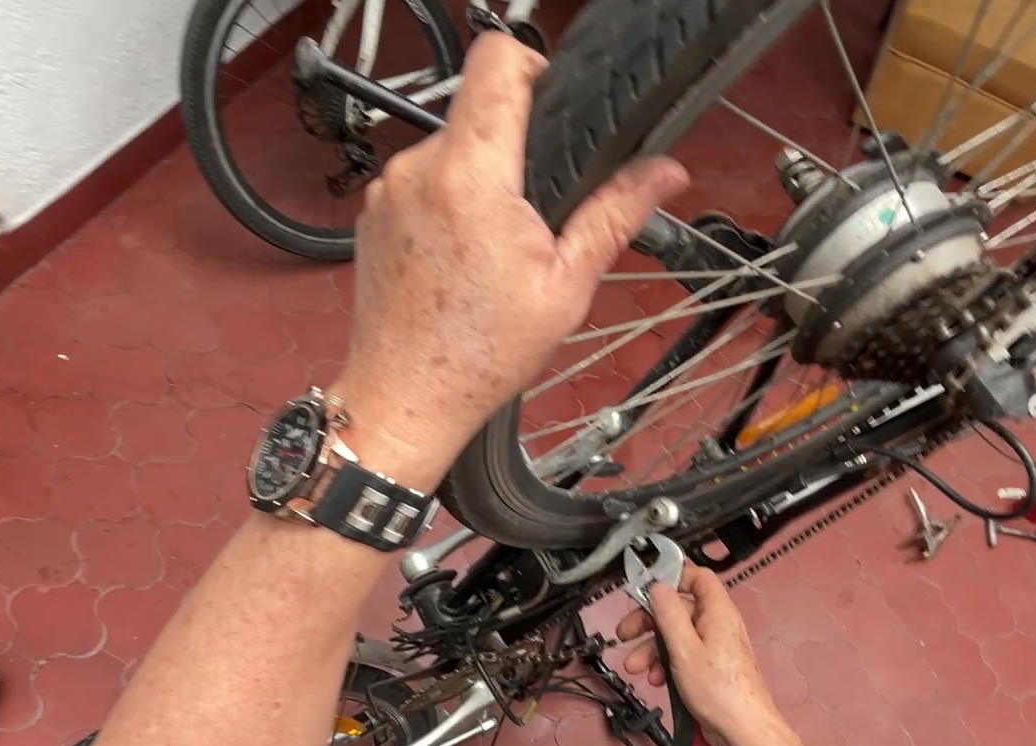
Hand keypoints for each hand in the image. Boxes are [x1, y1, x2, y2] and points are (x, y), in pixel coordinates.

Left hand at [331, 35, 689, 488]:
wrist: (409, 396)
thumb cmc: (479, 356)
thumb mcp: (566, 287)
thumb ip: (614, 215)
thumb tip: (663, 173)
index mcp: (472, 176)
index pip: (499, 59)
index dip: (535, 67)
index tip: (551, 106)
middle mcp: (418, 168)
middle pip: (477, 112)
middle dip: (513, 152)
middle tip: (531, 223)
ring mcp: (387, 190)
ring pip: (449, 152)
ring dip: (479, 185)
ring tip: (492, 255)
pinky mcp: (372, 212)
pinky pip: (420, 184)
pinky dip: (446, 207)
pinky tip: (461, 261)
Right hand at [614, 564, 793, 745]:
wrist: (743, 730)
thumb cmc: (718, 689)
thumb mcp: (684, 648)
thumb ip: (669, 615)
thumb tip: (659, 586)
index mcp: (717, 611)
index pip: (697, 578)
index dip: (671, 578)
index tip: (645, 590)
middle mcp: (716, 624)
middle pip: (678, 609)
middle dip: (649, 622)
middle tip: (625, 633)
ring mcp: (713, 647)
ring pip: (677, 635)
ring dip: (653, 648)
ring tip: (637, 667)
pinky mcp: (709, 667)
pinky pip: (683, 655)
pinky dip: (666, 663)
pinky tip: (655, 680)